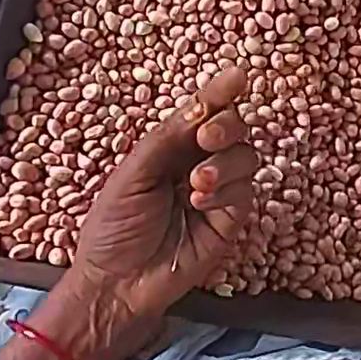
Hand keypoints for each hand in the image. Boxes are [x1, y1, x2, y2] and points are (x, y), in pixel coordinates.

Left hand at [71, 66, 256, 319]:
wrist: (116, 282)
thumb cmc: (113, 225)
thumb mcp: (132, 174)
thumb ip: (168, 138)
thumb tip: (201, 104)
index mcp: (172, 147)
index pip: (203, 112)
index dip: (220, 93)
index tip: (237, 76)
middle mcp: (199, 163)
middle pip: (233, 128)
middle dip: (226, 125)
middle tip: (206, 137)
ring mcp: (218, 191)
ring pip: (246, 157)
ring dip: (225, 163)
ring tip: (196, 184)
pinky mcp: (230, 220)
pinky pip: (245, 192)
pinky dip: (226, 191)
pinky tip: (199, 203)